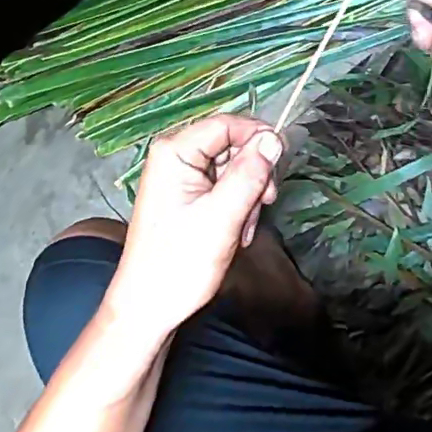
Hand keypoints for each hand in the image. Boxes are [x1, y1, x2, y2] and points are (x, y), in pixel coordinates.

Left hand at [103, 115, 283, 339]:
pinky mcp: (187, 192)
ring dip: (248, 193)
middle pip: (231, 144)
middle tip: (263, 204)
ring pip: (232, 165)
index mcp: (174, 151)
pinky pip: (223, 184)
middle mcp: (175, 155)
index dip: (258, 137)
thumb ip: (249, 174)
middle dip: (253, 173)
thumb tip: (274, 139)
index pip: (227, 124)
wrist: (149, 307)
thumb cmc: (179, 263)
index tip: (281, 162)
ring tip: (244, 227)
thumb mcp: (221, 217)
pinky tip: (237, 229)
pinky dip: (237, 203)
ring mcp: (180, 174)